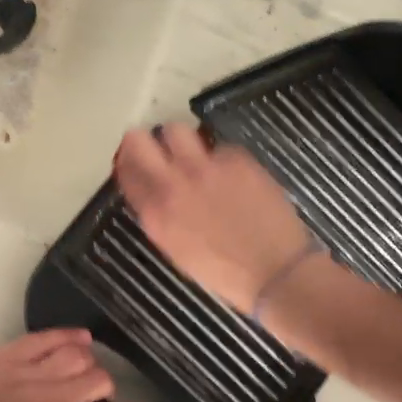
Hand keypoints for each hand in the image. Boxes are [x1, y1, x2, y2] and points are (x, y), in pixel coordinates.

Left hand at [0, 330, 144, 401]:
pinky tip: (79, 338)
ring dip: (86, 360)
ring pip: (76, 355)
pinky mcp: (6, 355)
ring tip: (80, 365)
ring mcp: (25, 376)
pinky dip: (68, 335)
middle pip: (97, 380)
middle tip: (95, 390)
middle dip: (104, 385)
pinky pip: (46, 337)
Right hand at [115, 123, 323, 311]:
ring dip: (179, 141)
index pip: (125, 170)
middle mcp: (172, 183)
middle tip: (157, 148)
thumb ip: (158, 215)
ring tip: (193, 154)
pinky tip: (233, 176)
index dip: (128, 162)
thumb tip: (152, 191)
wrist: (276, 271)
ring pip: (175, 130)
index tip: (135, 161)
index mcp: (154, 212)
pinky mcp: (235, 159)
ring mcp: (204, 167)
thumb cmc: (223, 271)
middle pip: (138, 139)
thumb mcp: (175, 248)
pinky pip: (218, 147)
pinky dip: (221, 158)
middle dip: (144, 141)